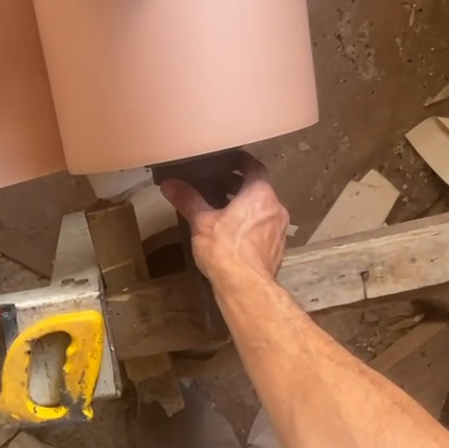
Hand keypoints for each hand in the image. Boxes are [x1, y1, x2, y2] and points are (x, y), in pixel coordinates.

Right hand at [160, 158, 289, 287]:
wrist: (246, 287)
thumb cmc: (225, 250)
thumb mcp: (201, 222)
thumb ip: (188, 200)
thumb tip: (169, 184)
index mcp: (260, 193)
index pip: (254, 167)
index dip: (241, 162)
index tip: (229, 161)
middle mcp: (275, 207)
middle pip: (258, 189)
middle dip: (238, 188)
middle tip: (218, 188)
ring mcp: (279, 230)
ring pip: (262, 210)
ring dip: (246, 208)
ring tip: (223, 212)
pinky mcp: (277, 249)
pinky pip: (264, 229)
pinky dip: (251, 226)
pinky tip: (234, 236)